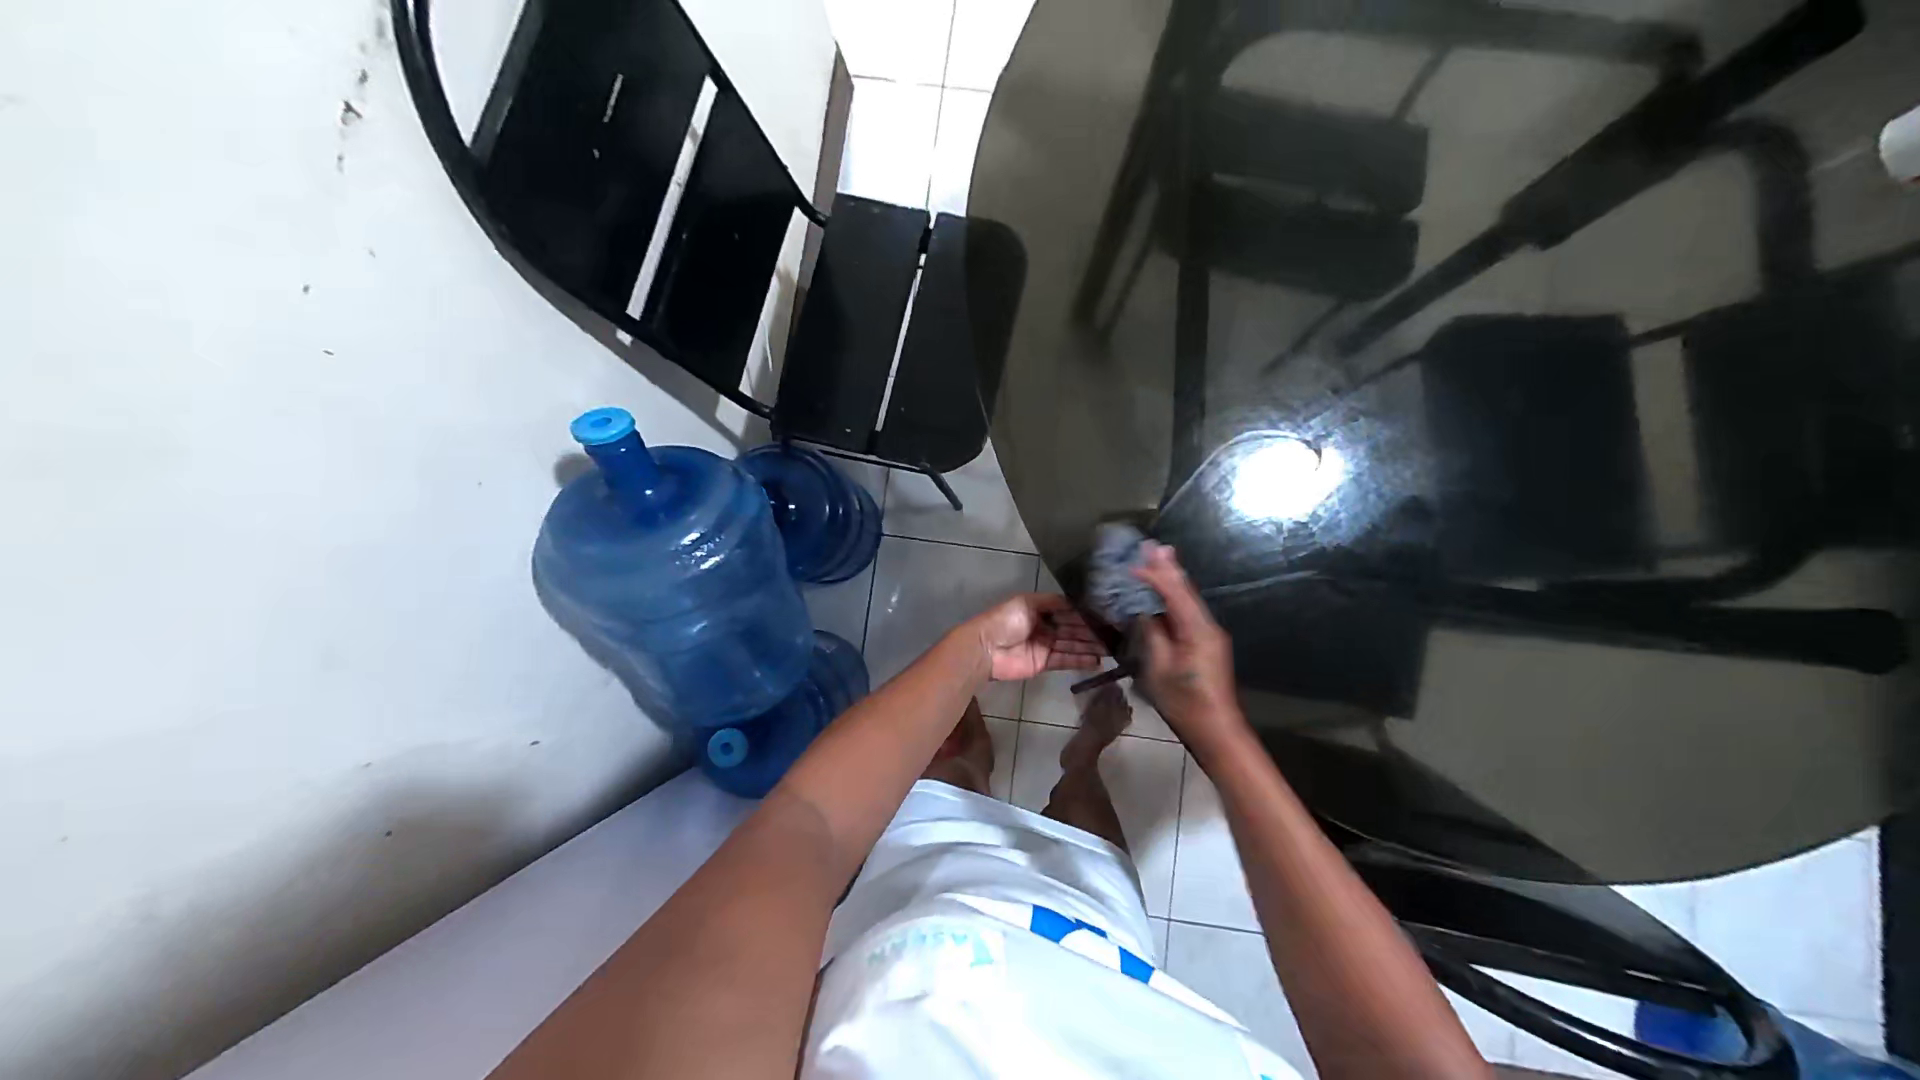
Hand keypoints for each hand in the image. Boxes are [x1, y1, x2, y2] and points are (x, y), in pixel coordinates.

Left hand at [963, 593, 1105, 682]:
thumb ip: (1052, 602)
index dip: (1086, 613)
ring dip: (1091, 646)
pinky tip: (1098, 660)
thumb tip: (1076, 601)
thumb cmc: (1005, 620)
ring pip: (1073, 645)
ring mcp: (1046, 645)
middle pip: (1073, 628)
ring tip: (1112, 648)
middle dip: (1092, 631)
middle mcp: (1046, 626)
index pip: (1069, 610)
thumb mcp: (1027, 603)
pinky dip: (1081, 660)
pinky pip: (1066, 660)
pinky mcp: (1044, 663)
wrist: (985, 648)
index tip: (1106, 615)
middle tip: (1115, 633)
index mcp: (1041, 609)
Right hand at [1134, 543, 1249, 759]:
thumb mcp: (1159, 667)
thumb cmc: (1184, 700)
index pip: (1174, 593)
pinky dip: (1176, 596)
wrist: (1216, 728)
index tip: (1134, 561)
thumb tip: (1145, 612)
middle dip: (1168, 568)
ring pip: (1189, 600)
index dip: (1154, 575)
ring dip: (1173, 579)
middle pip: (1186, 591)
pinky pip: (1189, 612)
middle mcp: (1207, 626)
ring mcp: (1209, 635)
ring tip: (1160, 557)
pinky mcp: (1206, 644)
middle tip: (1153, 545)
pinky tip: (1167, 591)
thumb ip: (1153, 634)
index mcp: (1197, 629)